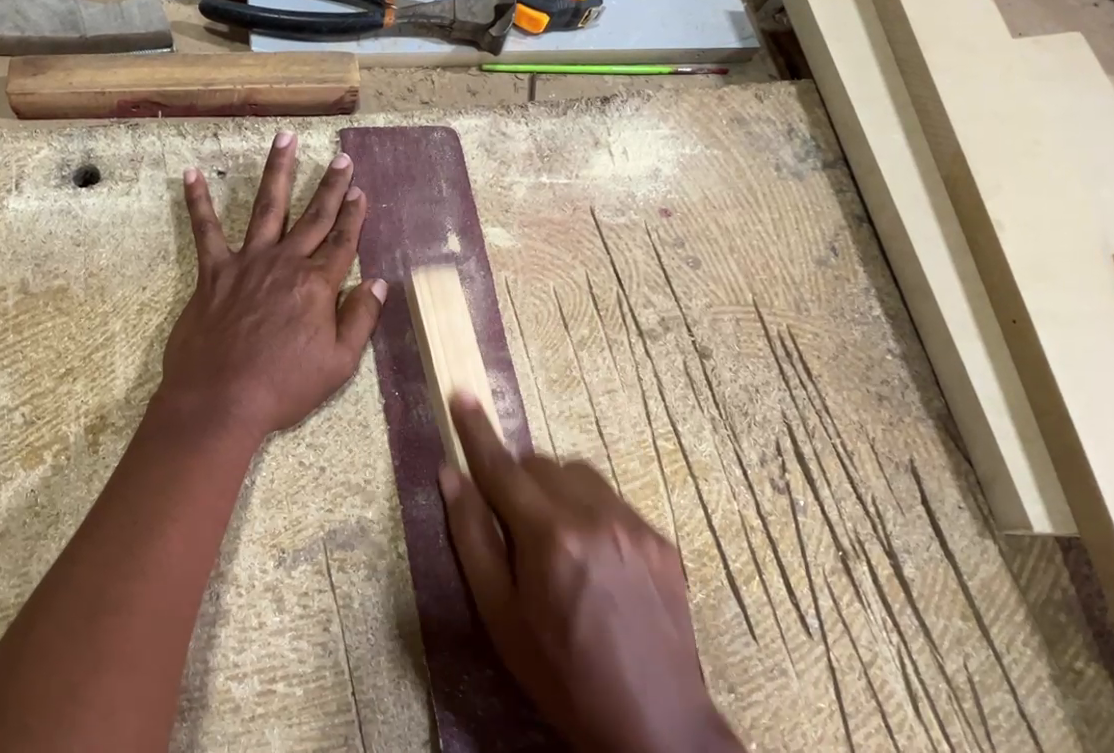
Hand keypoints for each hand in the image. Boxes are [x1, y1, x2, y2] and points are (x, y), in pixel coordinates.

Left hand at [156, 130, 387, 441]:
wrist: (221, 397)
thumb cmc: (283, 386)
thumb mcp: (338, 363)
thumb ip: (360, 319)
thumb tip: (378, 283)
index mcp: (318, 285)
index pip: (343, 241)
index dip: (354, 216)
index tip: (361, 191)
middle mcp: (285, 264)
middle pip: (313, 217)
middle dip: (330, 186)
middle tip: (342, 158)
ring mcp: (247, 263)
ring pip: (267, 207)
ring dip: (278, 171)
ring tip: (285, 138)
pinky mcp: (214, 273)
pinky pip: (205, 230)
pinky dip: (198, 201)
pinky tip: (192, 173)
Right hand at [439, 393, 743, 752]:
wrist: (652, 724)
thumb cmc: (559, 671)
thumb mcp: (498, 612)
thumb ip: (471, 536)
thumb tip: (450, 476)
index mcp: (550, 536)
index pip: (502, 467)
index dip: (477, 431)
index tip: (461, 394)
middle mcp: (597, 518)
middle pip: (542, 465)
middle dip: (516, 479)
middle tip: (508, 522)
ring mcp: (637, 528)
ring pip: (580, 476)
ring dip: (554, 489)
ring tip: (550, 539)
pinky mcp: (663, 544)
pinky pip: (613, 503)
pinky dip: (588, 512)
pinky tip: (589, 558)